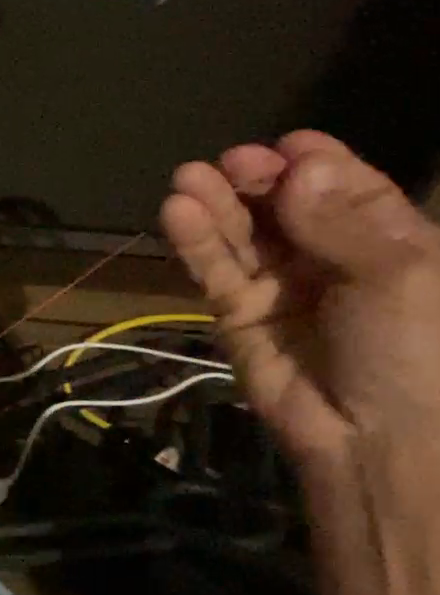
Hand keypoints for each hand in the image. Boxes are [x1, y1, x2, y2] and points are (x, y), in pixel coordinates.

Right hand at [162, 131, 439, 594]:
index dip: (320, 165)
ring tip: (189, 179)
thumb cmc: (426, 356)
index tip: (284, 145)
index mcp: (401, 252)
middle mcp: (342, 266)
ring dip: (217, 206)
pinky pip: (216, 271)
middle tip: (230, 165)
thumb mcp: (405, 279)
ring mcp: (288, 293)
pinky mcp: (240, 319)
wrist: (389, 449)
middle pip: (291, 210)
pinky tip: (179, 210)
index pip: (353, 193)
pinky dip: (196, 240)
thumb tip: (299, 163)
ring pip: (246, 237)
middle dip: (259, 183)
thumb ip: (346, 222)